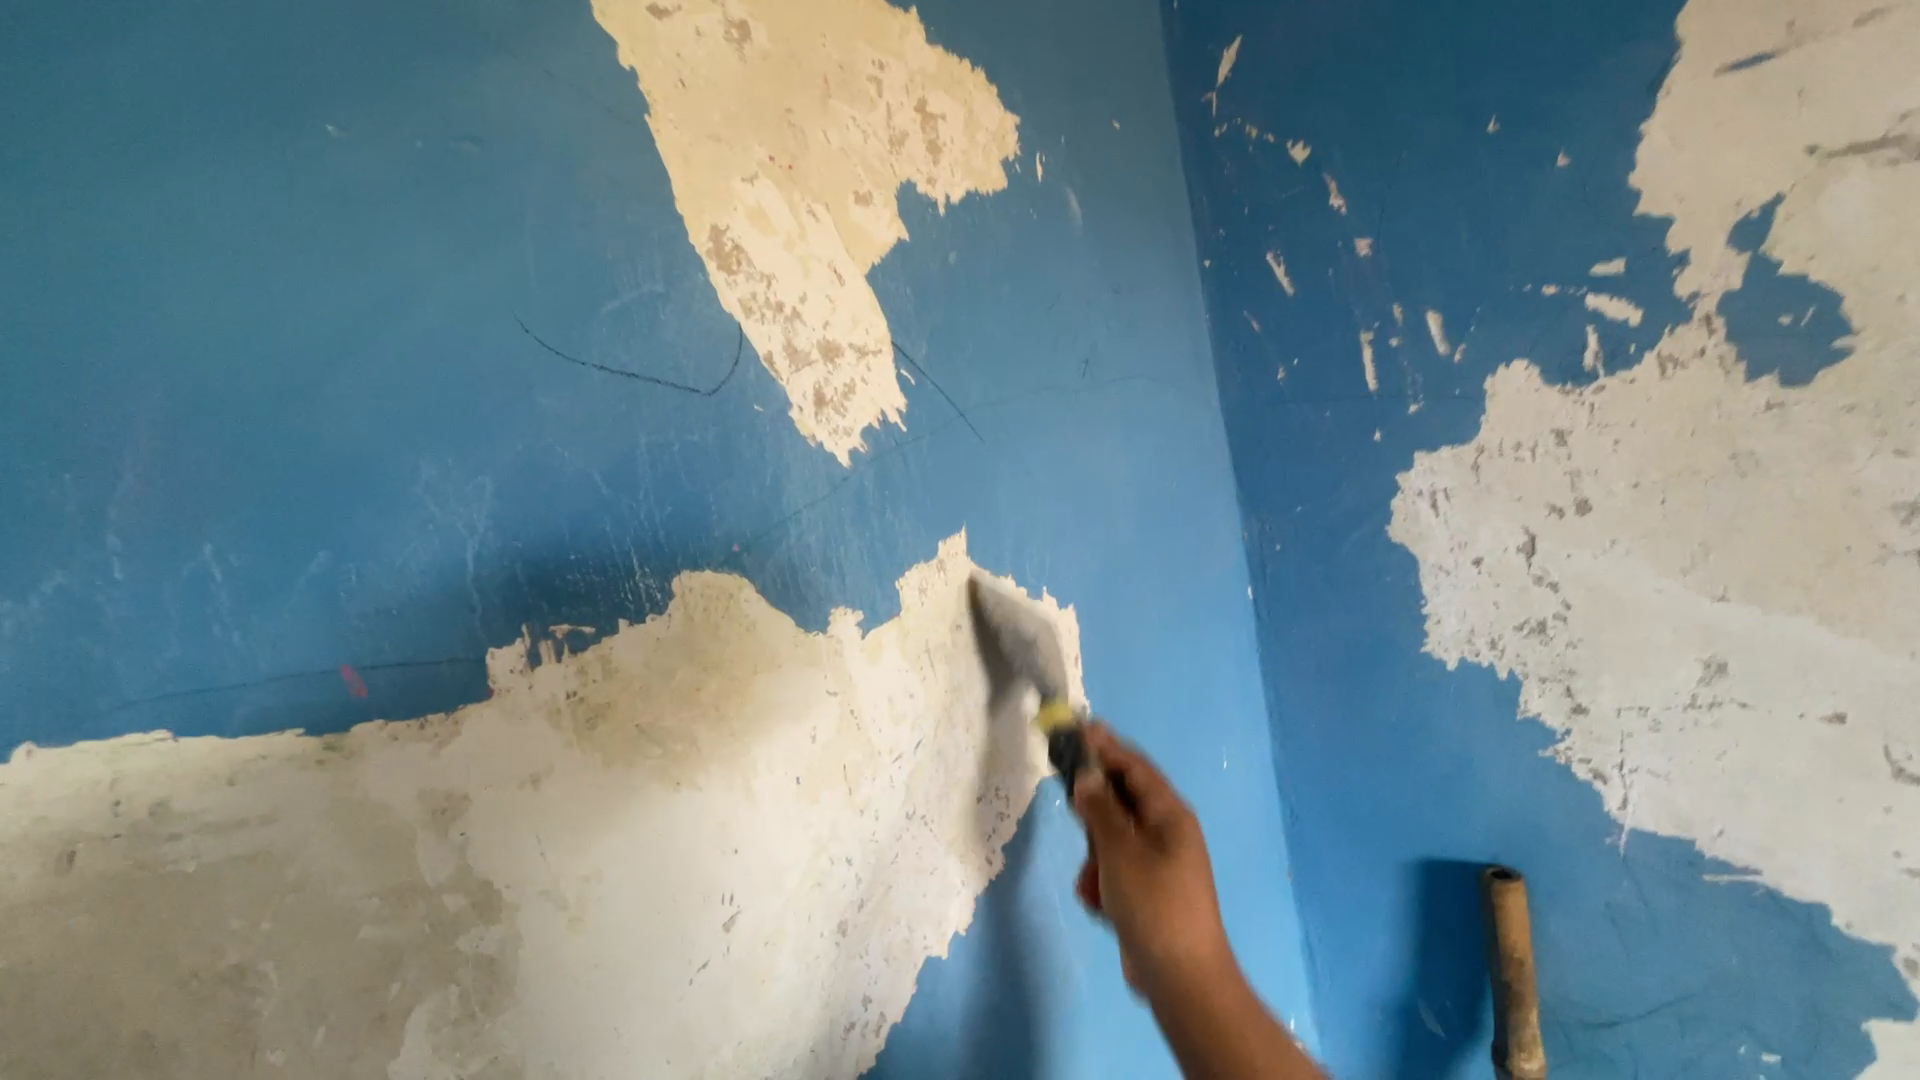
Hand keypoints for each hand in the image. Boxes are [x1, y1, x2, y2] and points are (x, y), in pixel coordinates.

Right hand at [1071, 723, 1235, 999]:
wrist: (1181, 979)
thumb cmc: (1154, 905)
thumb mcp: (1120, 852)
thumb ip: (1100, 811)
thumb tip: (1087, 776)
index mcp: (1170, 815)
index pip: (1134, 767)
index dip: (1106, 747)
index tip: (1077, 729)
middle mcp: (1167, 832)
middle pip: (1122, 799)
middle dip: (1094, 807)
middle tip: (1068, 800)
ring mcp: (1158, 863)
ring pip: (1113, 837)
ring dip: (1094, 853)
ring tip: (1091, 879)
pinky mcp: (1146, 890)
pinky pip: (1115, 868)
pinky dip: (1101, 880)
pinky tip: (1097, 901)